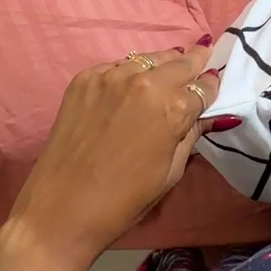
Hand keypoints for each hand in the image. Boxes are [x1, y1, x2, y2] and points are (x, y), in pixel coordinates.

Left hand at [5, 43, 223, 267]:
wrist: (60, 212)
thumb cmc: (123, 202)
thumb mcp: (170, 173)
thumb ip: (192, 134)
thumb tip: (207, 112)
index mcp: (173, 108)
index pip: (205, 85)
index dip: (210, 88)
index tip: (210, 88)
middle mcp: (146, 81)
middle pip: (181, 61)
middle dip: (193, 65)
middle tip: (199, 64)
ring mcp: (112, 75)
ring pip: (149, 58)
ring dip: (161, 66)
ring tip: (162, 78)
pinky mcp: (86, 77)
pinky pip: (118, 66)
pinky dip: (128, 74)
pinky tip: (125, 92)